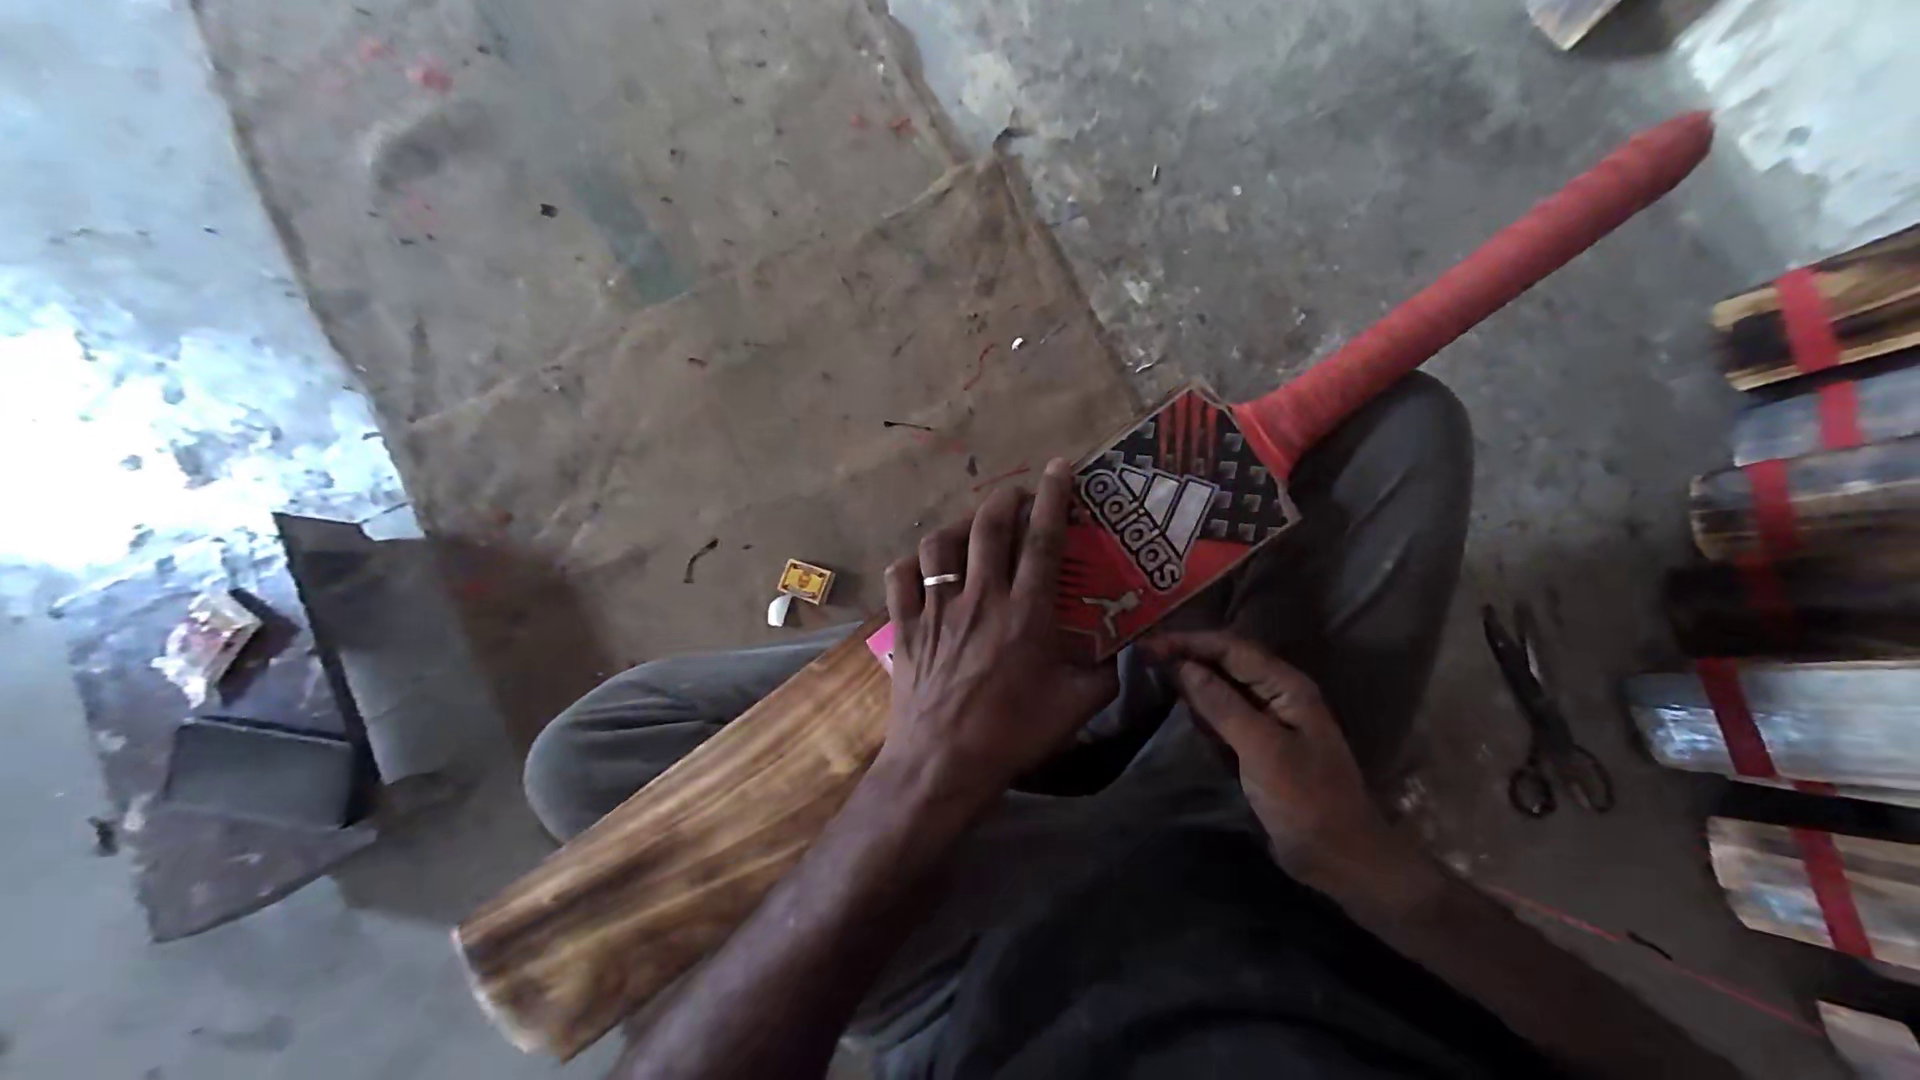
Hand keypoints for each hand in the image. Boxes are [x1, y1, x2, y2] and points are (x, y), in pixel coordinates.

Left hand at [876, 458, 1117, 815]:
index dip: (1053, 496)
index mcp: (1025, 612)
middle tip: (1017, 494)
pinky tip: (923, 567)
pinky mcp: (905, 626)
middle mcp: (979, 598)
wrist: (944, 764)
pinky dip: (911, 565)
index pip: (1043, 539)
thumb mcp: (1076, 707)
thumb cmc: (1013, 733)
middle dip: (1005, 498)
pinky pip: (900, 578)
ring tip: (972, 527)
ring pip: (939, 545)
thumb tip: (1124, 652)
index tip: (1059, 466)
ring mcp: (936, 609)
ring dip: (957, 525)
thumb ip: (1106, 674)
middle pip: (989, 527)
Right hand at [1142, 631, 1432, 901]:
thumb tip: (1183, 666)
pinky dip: (1199, 704)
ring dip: (1190, 676)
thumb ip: (1222, 705)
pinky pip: (1223, 711)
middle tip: (1143, 656)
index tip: (1148, 646)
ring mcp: (1269, 718)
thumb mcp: (1262, 749)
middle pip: (1225, 661)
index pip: (1231, 648)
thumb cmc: (1306, 801)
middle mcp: (1278, 693)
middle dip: (1186, 654)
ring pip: (1222, 684)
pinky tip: (1179, 703)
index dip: (1188, 642)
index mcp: (1287, 686)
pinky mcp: (1258, 742)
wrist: (1340, 859)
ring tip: (1152, 671)